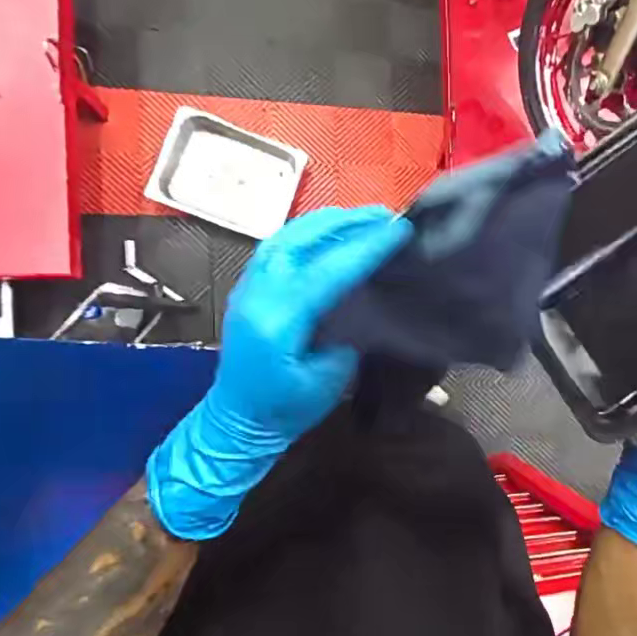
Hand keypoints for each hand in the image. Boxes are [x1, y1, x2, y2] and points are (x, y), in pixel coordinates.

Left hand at [148, 206, 412, 539]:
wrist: (235, 421)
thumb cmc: (285, 409)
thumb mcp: (328, 379)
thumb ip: (346, 333)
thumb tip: (364, 298)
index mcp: (279, 319)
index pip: (329, 270)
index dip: (367, 248)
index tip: (400, 230)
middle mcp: (259, 292)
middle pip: (303, 239)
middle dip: (348, 222)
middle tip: (386, 214)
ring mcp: (249, 285)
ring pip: (288, 235)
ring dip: (328, 221)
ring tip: (363, 217)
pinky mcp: (250, 286)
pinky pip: (279, 244)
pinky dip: (309, 230)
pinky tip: (332, 230)